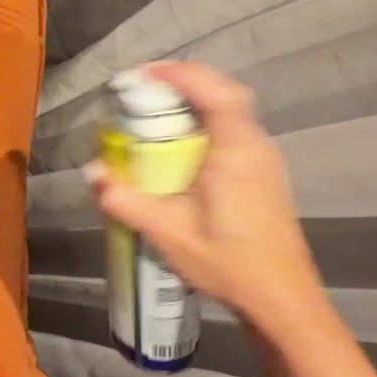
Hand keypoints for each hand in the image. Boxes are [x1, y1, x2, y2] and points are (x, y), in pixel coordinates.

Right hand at [84, 62, 326, 327]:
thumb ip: (127, 200)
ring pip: (228, 109)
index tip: (143, 75)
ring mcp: (263, 159)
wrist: (284, 301)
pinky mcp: (261, 172)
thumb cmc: (231, 265)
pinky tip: (175, 144)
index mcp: (237, 155)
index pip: (219, 95)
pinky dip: (200, 120)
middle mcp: (255, 148)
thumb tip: (92, 171)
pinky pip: (230, 127)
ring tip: (150, 112)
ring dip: (190, 100)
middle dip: (180, 82)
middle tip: (139, 91)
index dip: (182, 75)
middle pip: (223, 93)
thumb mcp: (169, 235)